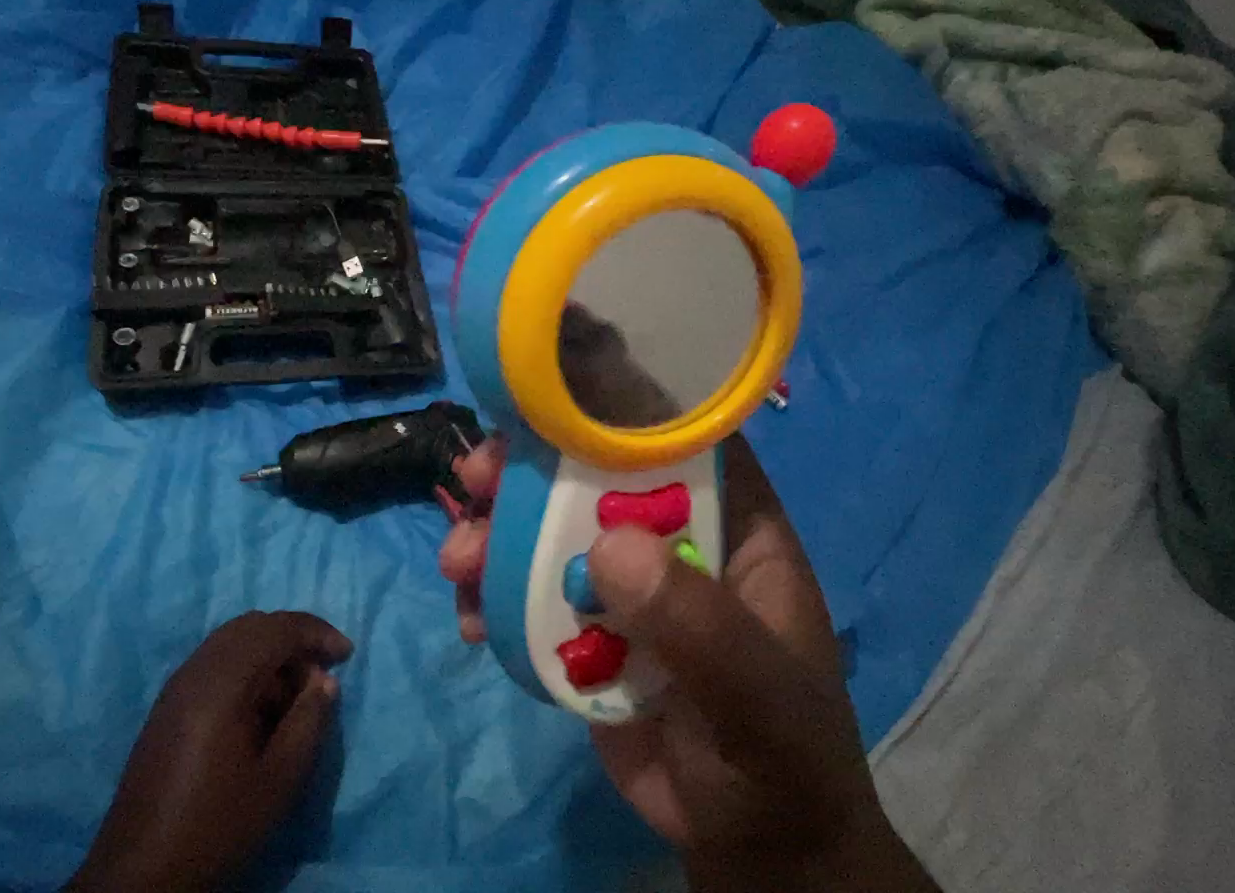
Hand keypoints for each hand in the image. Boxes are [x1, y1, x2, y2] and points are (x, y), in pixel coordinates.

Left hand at [69, 612, 352, 892]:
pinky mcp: (168, 706)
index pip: (275, 629)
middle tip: (322, 673)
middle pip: (252, 626)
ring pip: (232, 642)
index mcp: (222, 683)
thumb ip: (309, 721)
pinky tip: (261, 710)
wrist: (143, 871)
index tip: (346, 654)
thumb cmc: (219, 824)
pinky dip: (247, 670)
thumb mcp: (279, 779)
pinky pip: (215, 663)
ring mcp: (177, 687)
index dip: (316, 632)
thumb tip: (324, 680)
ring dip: (269, 655)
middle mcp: (195, 671)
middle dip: (293, 639)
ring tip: (295, 697)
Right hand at [435, 311, 935, 891]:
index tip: (545, 389)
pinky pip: (528, 596)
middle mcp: (673, 541)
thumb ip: (697, 624)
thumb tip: (610, 546)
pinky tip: (471, 621)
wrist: (750, 846)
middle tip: (472, 474)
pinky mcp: (585, 631)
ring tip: (457, 560)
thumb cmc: (778, 761)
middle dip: (527, 470)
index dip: (616, 403)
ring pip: (548, 533)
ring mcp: (624, 586)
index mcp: (732, 529)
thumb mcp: (754, 696)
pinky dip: (492, 598)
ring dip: (494, 533)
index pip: (680, 441)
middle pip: (592, 479)